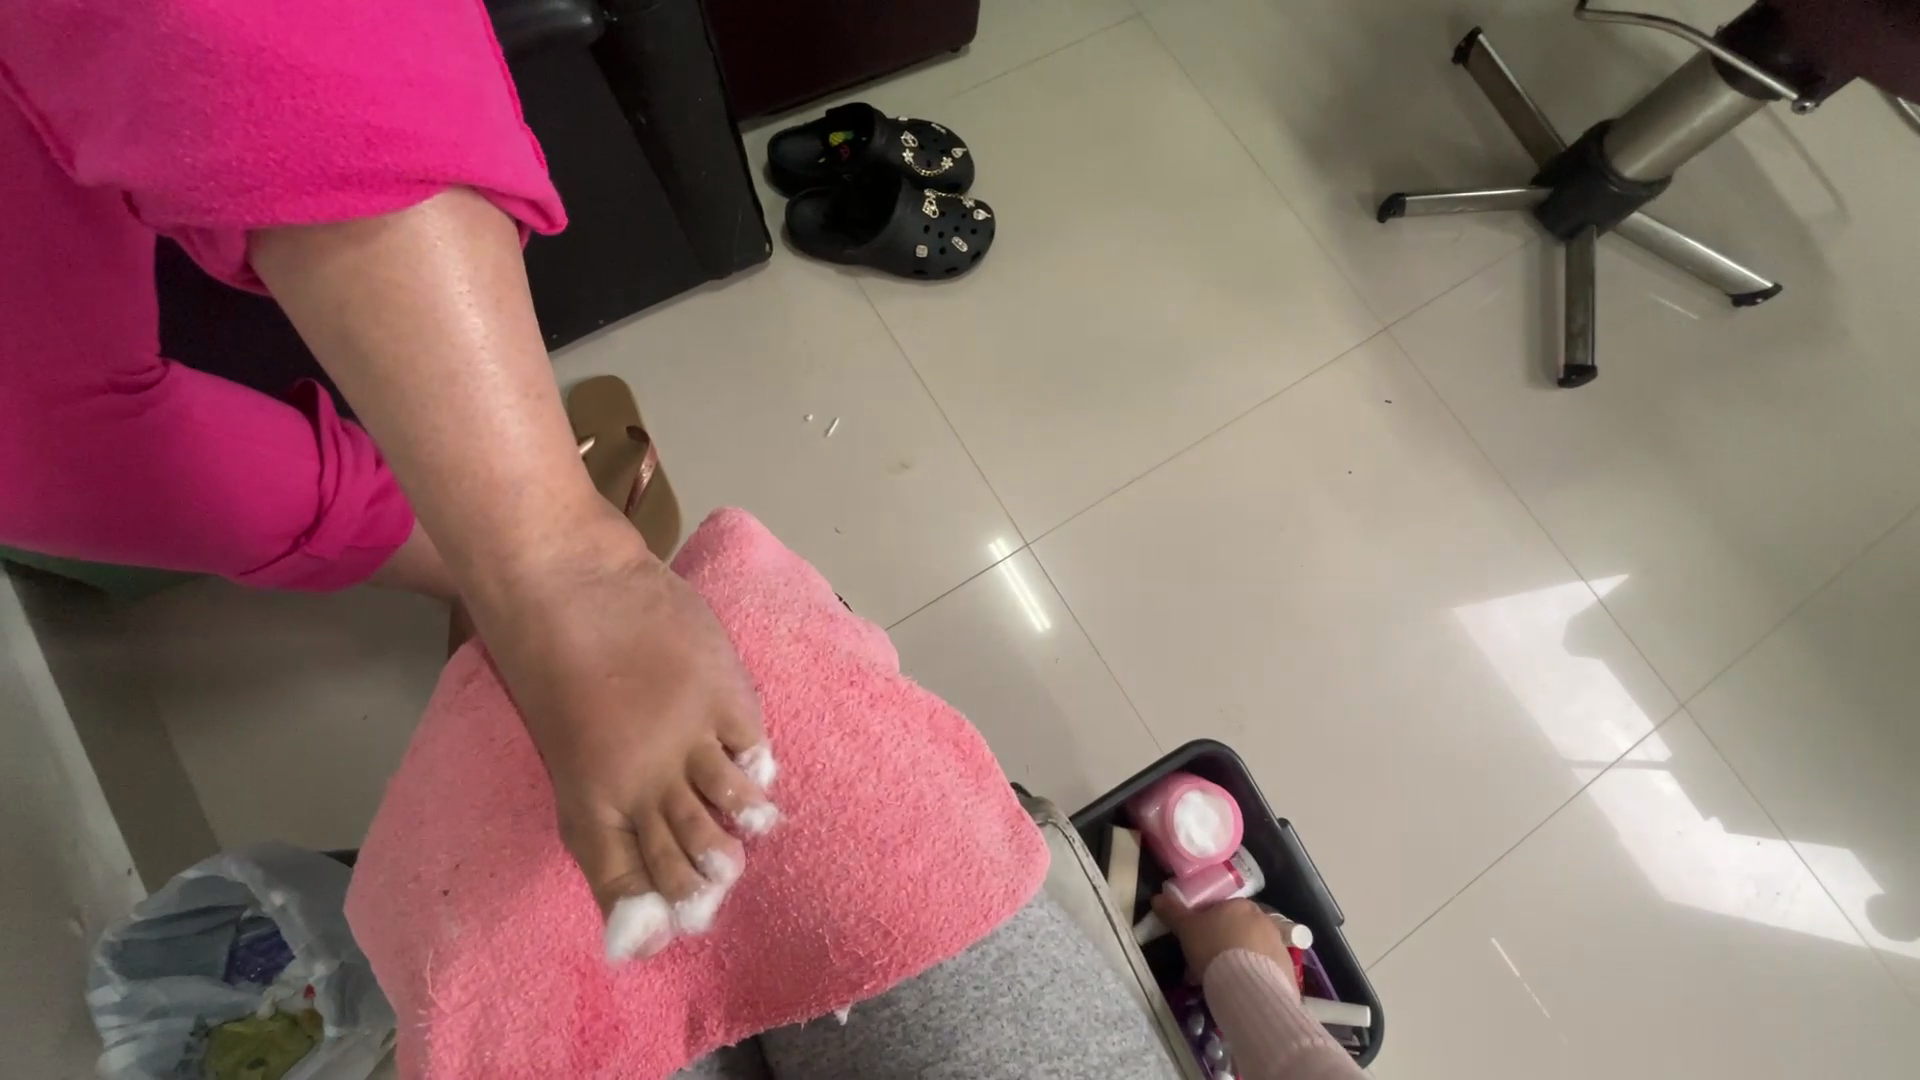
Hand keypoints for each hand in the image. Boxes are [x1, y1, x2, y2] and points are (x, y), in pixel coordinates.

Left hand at [473, 511, 776, 962]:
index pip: (628, 877)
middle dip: (705, 879)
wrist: (575, 592)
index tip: (679, 925)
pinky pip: (752, 750)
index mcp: (591, 802)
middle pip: (684, 851)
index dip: (654, 908)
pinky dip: (759, 767)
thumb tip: (651, 826)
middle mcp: (642, 784)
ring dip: (741, 829)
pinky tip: (763, 772)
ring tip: (756, 834)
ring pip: (726, 808)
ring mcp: (688, 740)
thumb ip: (604, 796)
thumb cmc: (556, 665)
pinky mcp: (723, 697)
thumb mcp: (565, 747)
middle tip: (724, 887)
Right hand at [1152, 895, 1296, 990]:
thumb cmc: (1214, 948)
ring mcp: (1279, 945)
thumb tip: (1157, 898)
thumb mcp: (1186, 929)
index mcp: (1240, 905)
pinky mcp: (1288, 971)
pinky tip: (1241, 991)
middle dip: (1225, 943)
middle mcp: (1263, 920)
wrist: (1249, 989)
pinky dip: (1255, 977)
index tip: (1199, 941)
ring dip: (1240, 960)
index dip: (1209, 924)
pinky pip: (1266, 970)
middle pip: (1240, 929)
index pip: (1224, 909)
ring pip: (1253, 950)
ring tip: (1223, 981)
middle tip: (1208, 963)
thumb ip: (1173, 912)